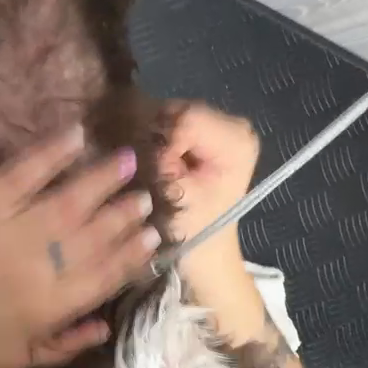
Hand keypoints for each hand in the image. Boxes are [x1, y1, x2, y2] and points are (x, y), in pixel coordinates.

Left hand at [0, 128, 158, 367]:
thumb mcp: (16, 358)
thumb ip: (65, 345)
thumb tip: (106, 324)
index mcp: (49, 307)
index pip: (106, 275)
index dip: (133, 253)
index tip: (153, 235)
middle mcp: (37, 267)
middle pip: (94, 234)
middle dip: (124, 214)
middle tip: (145, 197)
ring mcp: (8, 230)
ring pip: (68, 200)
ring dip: (102, 179)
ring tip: (128, 161)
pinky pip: (22, 173)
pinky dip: (51, 153)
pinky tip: (75, 136)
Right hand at [158, 103, 264, 339]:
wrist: (204, 255)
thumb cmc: (192, 233)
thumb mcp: (173, 193)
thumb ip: (158, 156)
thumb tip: (131, 129)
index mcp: (236, 139)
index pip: (185, 118)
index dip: (162, 143)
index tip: (158, 174)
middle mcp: (236, 125)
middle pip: (177, 111)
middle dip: (155, 137)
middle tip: (146, 170)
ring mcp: (222, 127)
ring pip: (170, 115)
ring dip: (153, 139)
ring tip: (148, 168)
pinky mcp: (207, 135)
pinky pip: (172, 124)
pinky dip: (158, 141)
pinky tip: (155, 163)